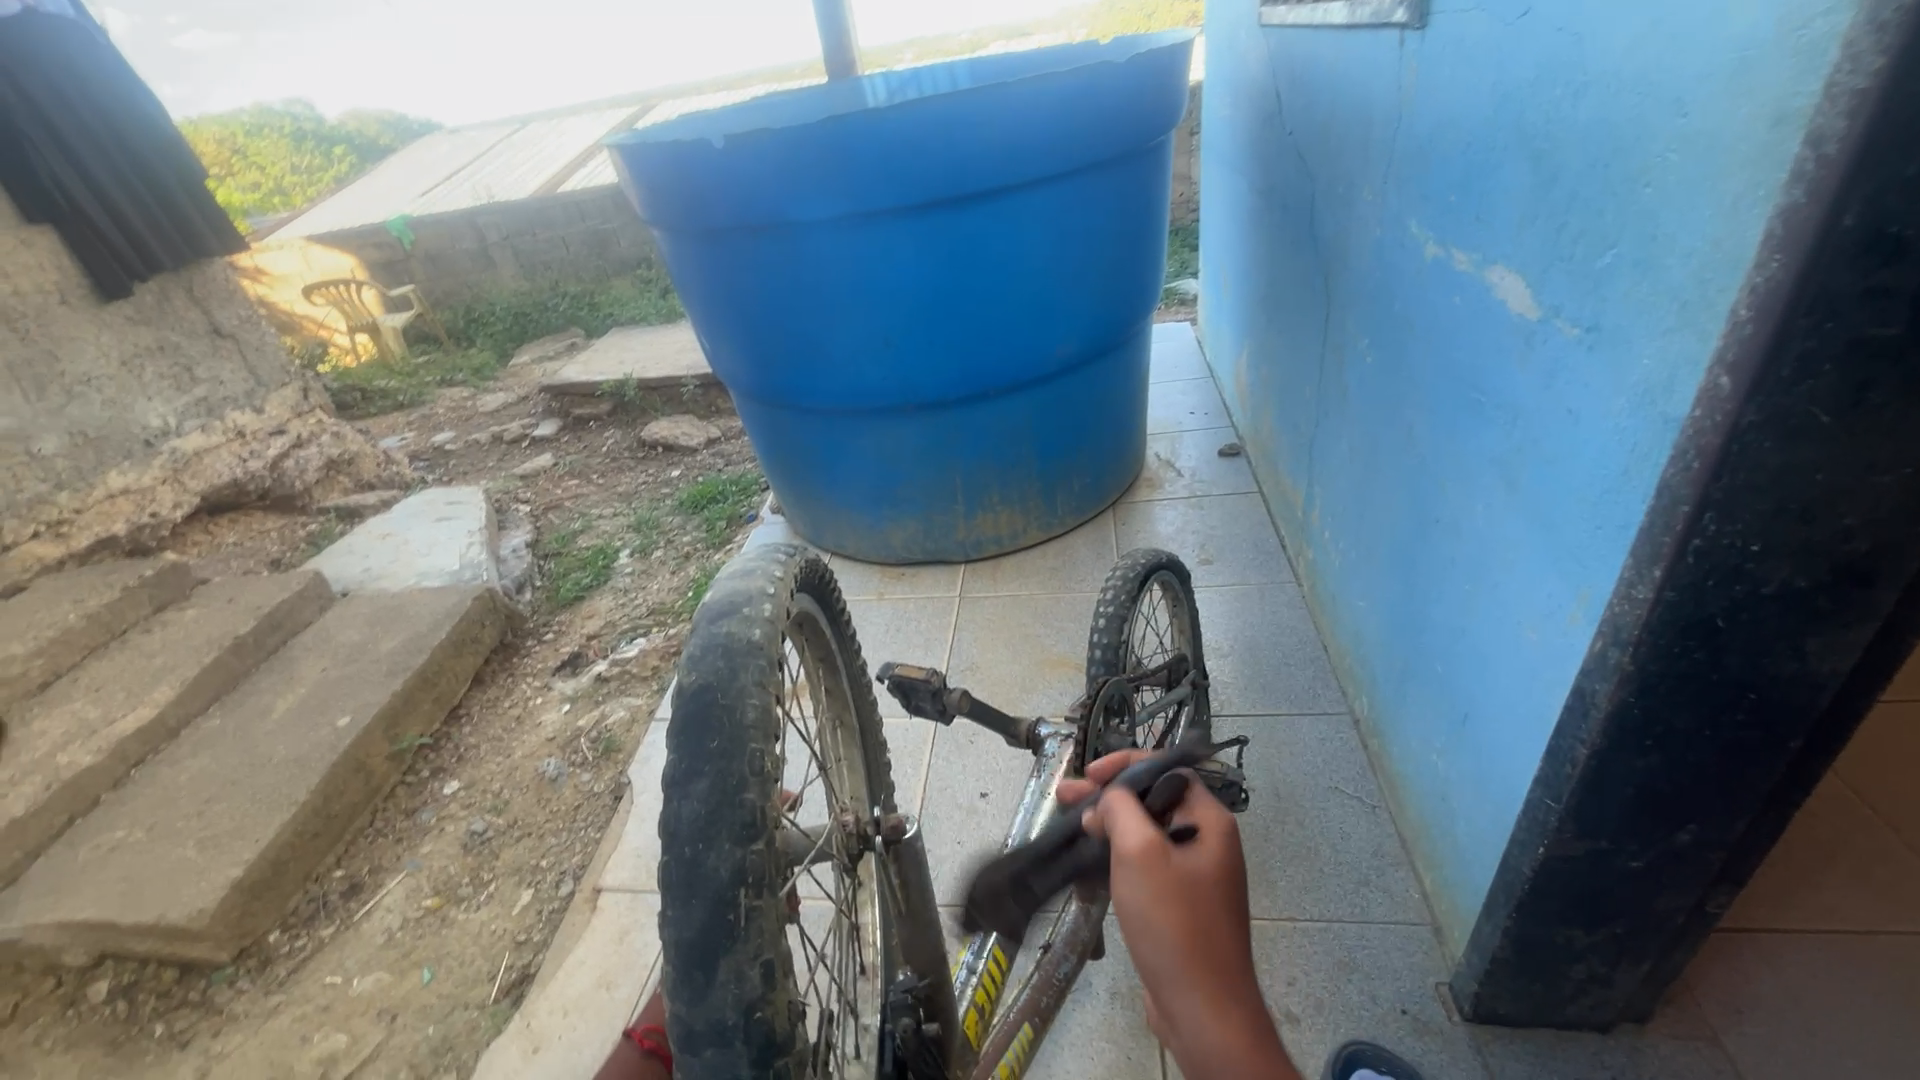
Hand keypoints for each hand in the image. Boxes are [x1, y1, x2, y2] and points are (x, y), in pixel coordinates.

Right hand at [1059, 751, 1300, 1079]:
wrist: (1203, 1009)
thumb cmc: (1173, 922)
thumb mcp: (1140, 853)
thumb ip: (1120, 810)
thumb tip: (1107, 801)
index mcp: (1210, 821)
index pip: (1167, 770)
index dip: (1125, 766)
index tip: (1088, 775)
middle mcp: (1208, 842)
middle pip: (1154, 801)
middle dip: (1109, 796)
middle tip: (1066, 797)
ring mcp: (1196, 876)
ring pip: (1147, 835)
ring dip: (1110, 825)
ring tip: (1071, 824)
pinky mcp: (1181, 906)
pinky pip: (1148, 866)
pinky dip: (1119, 857)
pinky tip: (1090, 861)